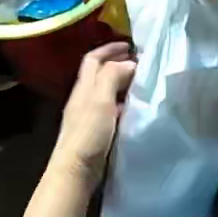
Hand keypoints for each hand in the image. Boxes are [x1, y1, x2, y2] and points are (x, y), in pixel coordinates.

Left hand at [50, 42, 136, 184]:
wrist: (76, 170)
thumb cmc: (88, 133)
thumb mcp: (100, 99)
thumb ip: (112, 76)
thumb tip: (129, 63)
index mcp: (83, 87)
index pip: (93, 59)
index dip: (109, 48)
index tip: (130, 46)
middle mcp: (83, 98)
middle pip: (99, 73)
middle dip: (117, 64)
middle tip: (140, 63)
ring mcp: (88, 115)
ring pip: (105, 91)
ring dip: (121, 83)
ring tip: (141, 83)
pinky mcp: (95, 131)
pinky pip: (110, 109)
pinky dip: (122, 103)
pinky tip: (134, 110)